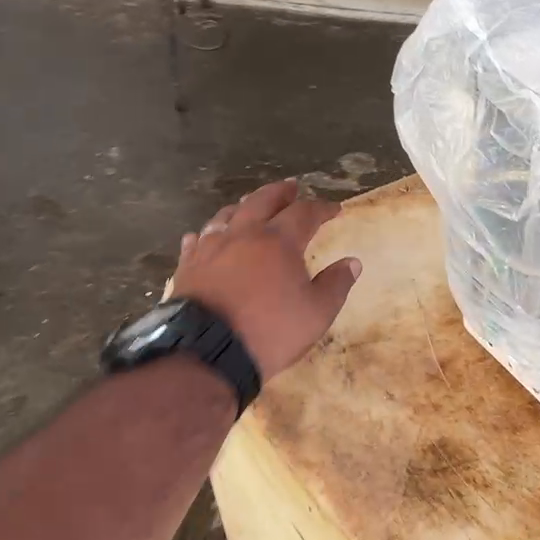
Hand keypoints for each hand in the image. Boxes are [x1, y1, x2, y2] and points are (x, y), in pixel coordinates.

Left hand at [173, 179, 360, 377]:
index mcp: (279, 242)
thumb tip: (352, 263)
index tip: (335, 209)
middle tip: (291, 187)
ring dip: (243, 206)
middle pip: (262, 201)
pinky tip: (205, 235)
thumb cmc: (271, 330)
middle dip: (280, 193)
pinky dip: (208, 233)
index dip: (322, 208)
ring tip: (250, 205)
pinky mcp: (187, 267)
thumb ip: (336, 284)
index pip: (304, 213)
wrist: (207, 352)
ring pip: (227, 215)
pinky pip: (197, 240)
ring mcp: (211, 249)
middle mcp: (243, 235)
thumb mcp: (318, 312)